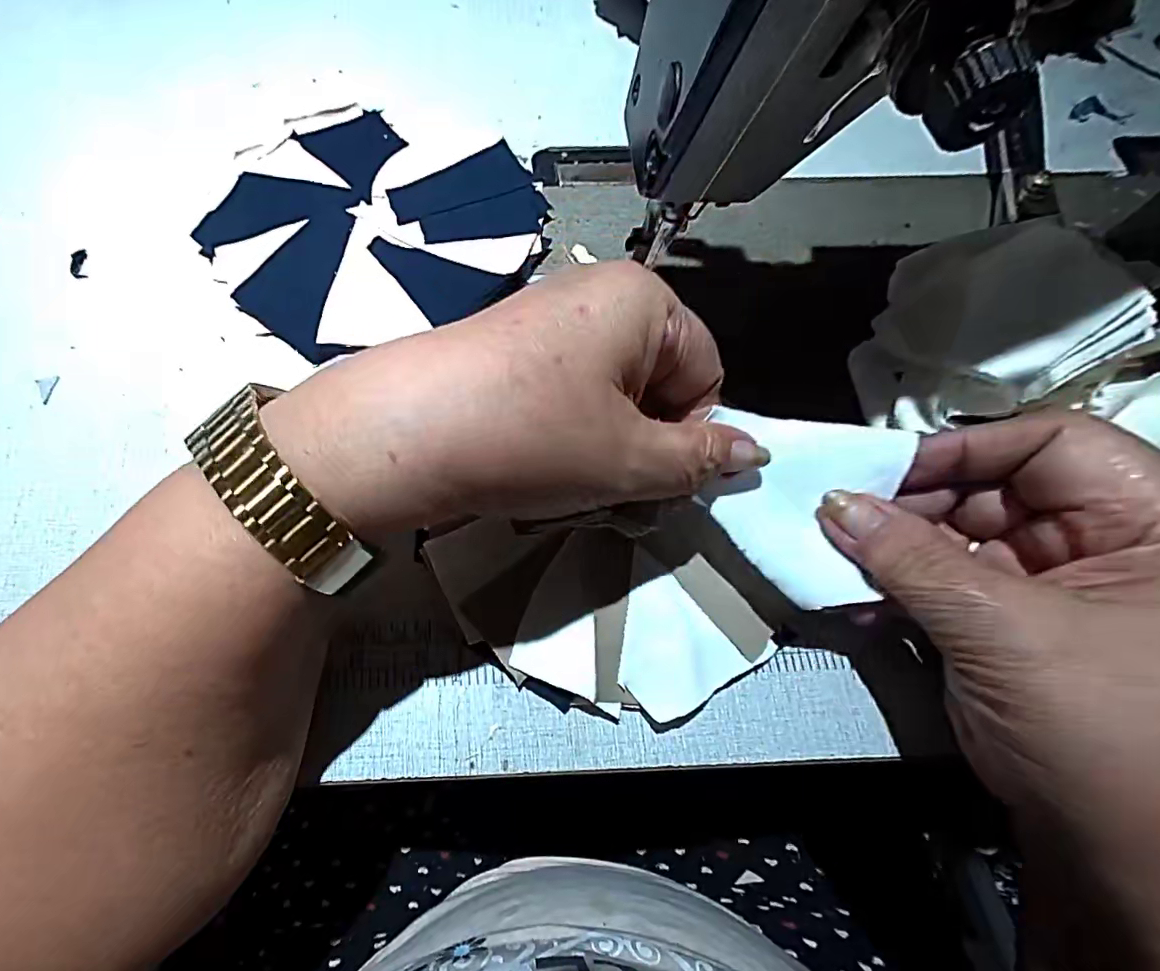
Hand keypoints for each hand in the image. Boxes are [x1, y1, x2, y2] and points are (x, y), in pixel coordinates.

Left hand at [262, 262, 765, 538]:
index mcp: (643, 299)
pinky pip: (572, 395)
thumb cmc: (531, 436)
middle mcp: (598, 293)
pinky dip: (571, 435)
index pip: (709, 373)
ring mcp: (550, 319)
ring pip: (615, 397)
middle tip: (613, 487)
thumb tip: (756, 454)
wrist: (403, 435)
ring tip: (571, 481)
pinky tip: (540, 463)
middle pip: (661, 382)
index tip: (654, 473)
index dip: (691, 433)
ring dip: (609, 448)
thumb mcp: (630, 459)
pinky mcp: (513, 349)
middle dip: (648, 443)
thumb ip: (702, 460)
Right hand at [820, 413, 1159, 923]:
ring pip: (977, 547)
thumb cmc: (1107, 740)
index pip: (1058, 443)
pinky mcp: (1034, 643)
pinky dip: (916, 593)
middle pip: (1008, 494)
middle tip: (847, 520)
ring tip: (844, 560)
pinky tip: (866, 600)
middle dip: (924, 507)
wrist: (1149, 888)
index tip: (881, 470)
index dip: (966, 448)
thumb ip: (911, 560)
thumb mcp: (1003, 635)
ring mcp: (1076, 601)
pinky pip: (966, 595)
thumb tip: (831, 501)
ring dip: (910, 553)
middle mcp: (1125, 551)